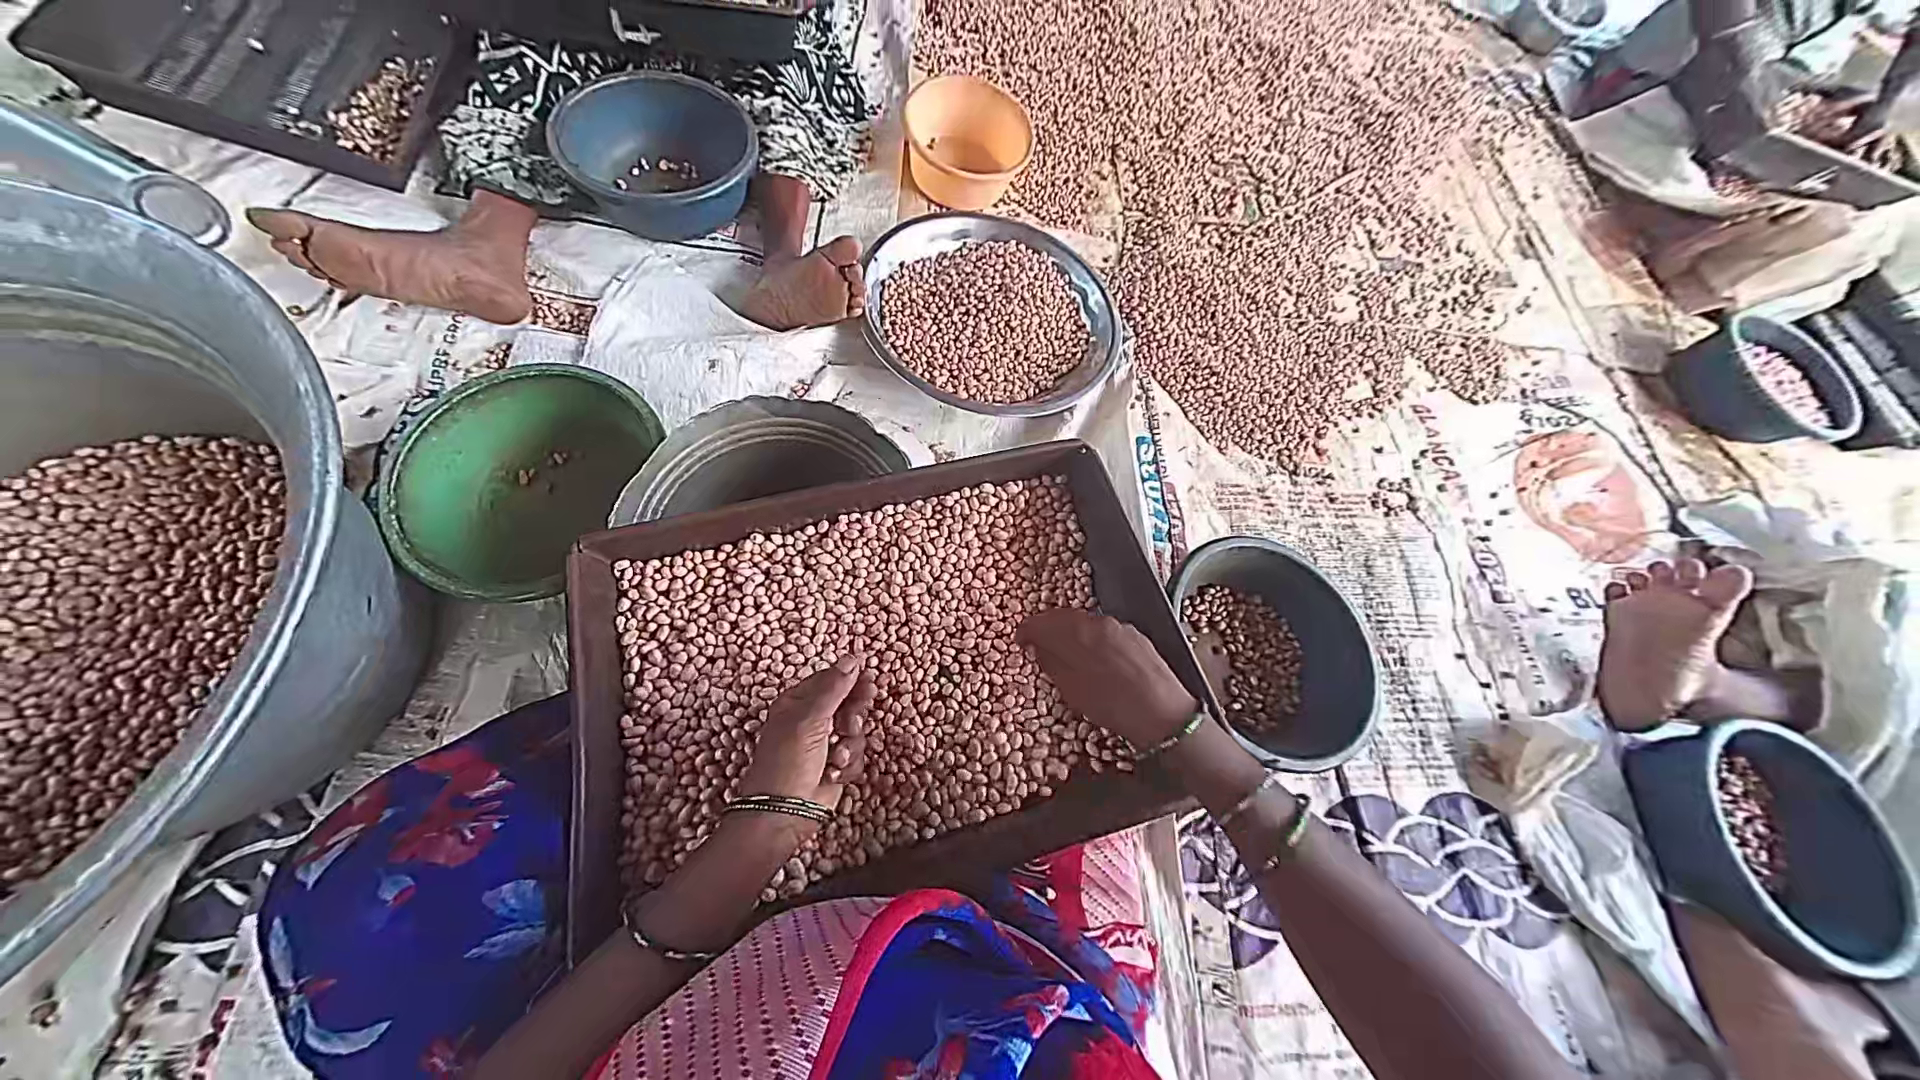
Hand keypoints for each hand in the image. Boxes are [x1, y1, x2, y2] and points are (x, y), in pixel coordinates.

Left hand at [739, 655, 873, 809]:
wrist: (784, 813)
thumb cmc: (787, 763)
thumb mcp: (809, 719)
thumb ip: (833, 688)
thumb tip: (852, 659)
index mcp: (797, 702)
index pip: (831, 679)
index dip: (850, 681)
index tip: (867, 682)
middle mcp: (811, 720)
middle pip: (848, 704)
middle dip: (852, 717)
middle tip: (848, 726)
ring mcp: (824, 742)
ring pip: (856, 730)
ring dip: (850, 745)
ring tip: (835, 756)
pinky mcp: (836, 764)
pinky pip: (857, 754)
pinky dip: (848, 764)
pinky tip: (833, 771)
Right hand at [1017, 609, 1199, 748]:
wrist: (1163, 713)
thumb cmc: (1113, 705)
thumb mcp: (1072, 689)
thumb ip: (1051, 663)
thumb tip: (1038, 648)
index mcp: (1077, 633)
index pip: (1042, 622)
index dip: (1027, 630)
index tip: (1020, 641)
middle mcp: (1098, 622)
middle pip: (1063, 617)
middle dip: (1047, 628)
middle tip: (1037, 644)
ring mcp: (1119, 627)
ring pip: (1085, 622)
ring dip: (1069, 632)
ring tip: (1064, 652)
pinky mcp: (1136, 636)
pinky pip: (1104, 630)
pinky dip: (1091, 637)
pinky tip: (1092, 657)